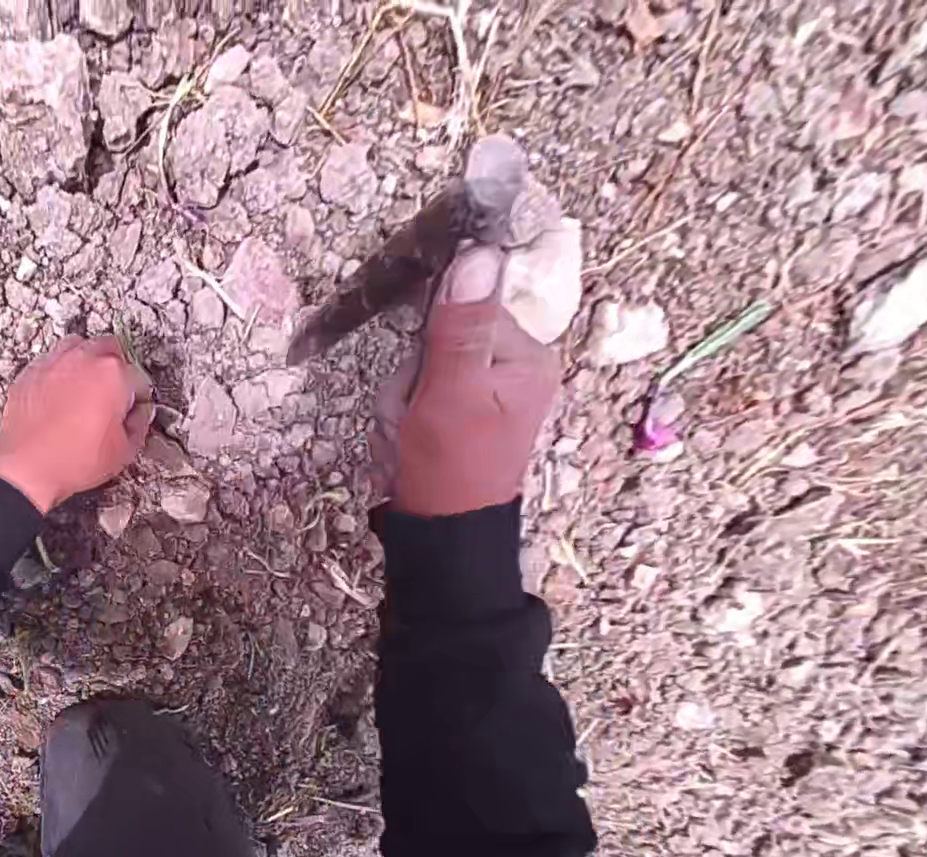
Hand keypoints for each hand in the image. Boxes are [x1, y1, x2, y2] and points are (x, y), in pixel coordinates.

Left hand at [0, 336, 152, 512]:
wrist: (29, 468)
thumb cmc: (73, 459)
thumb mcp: (124, 451)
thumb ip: (138, 425)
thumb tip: (139, 415)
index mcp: (113, 375)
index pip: (139, 377)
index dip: (140, 397)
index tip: (134, 410)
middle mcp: (83, 360)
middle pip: (109, 347)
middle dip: (116, 368)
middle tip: (114, 393)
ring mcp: (54, 363)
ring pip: (77, 346)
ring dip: (87, 361)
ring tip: (88, 387)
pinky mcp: (30, 373)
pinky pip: (51, 362)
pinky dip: (60, 372)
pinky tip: (62, 395)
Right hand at [372, 245, 561, 517]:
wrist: (438, 531)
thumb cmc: (450, 466)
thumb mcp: (453, 390)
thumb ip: (460, 326)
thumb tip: (477, 255)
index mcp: (526, 359)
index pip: (467, 312)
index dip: (433, 341)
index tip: (425, 377)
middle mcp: (508, 372)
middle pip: (437, 342)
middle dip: (412, 381)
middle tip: (415, 417)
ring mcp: (479, 396)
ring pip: (417, 372)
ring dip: (400, 405)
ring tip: (409, 437)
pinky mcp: (454, 417)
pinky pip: (413, 398)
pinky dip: (401, 421)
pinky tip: (407, 445)